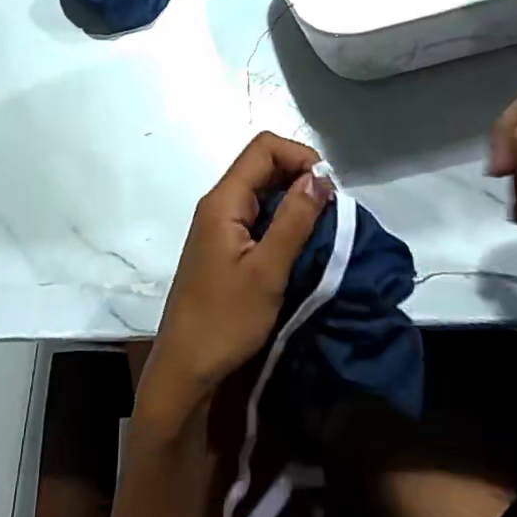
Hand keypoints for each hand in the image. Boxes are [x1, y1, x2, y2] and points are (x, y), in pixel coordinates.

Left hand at [137, 132, 329, 428]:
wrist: (186, 368)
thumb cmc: (225, 320)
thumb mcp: (268, 271)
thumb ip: (294, 219)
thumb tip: (321, 176)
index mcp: (223, 201)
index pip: (263, 148)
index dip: (300, 157)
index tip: (329, 191)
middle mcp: (219, 203)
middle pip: (263, 165)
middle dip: (301, 178)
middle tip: (331, 213)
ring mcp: (220, 224)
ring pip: (263, 191)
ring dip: (295, 202)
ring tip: (322, 230)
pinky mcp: (225, 245)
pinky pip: (258, 215)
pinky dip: (283, 221)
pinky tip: (301, 245)